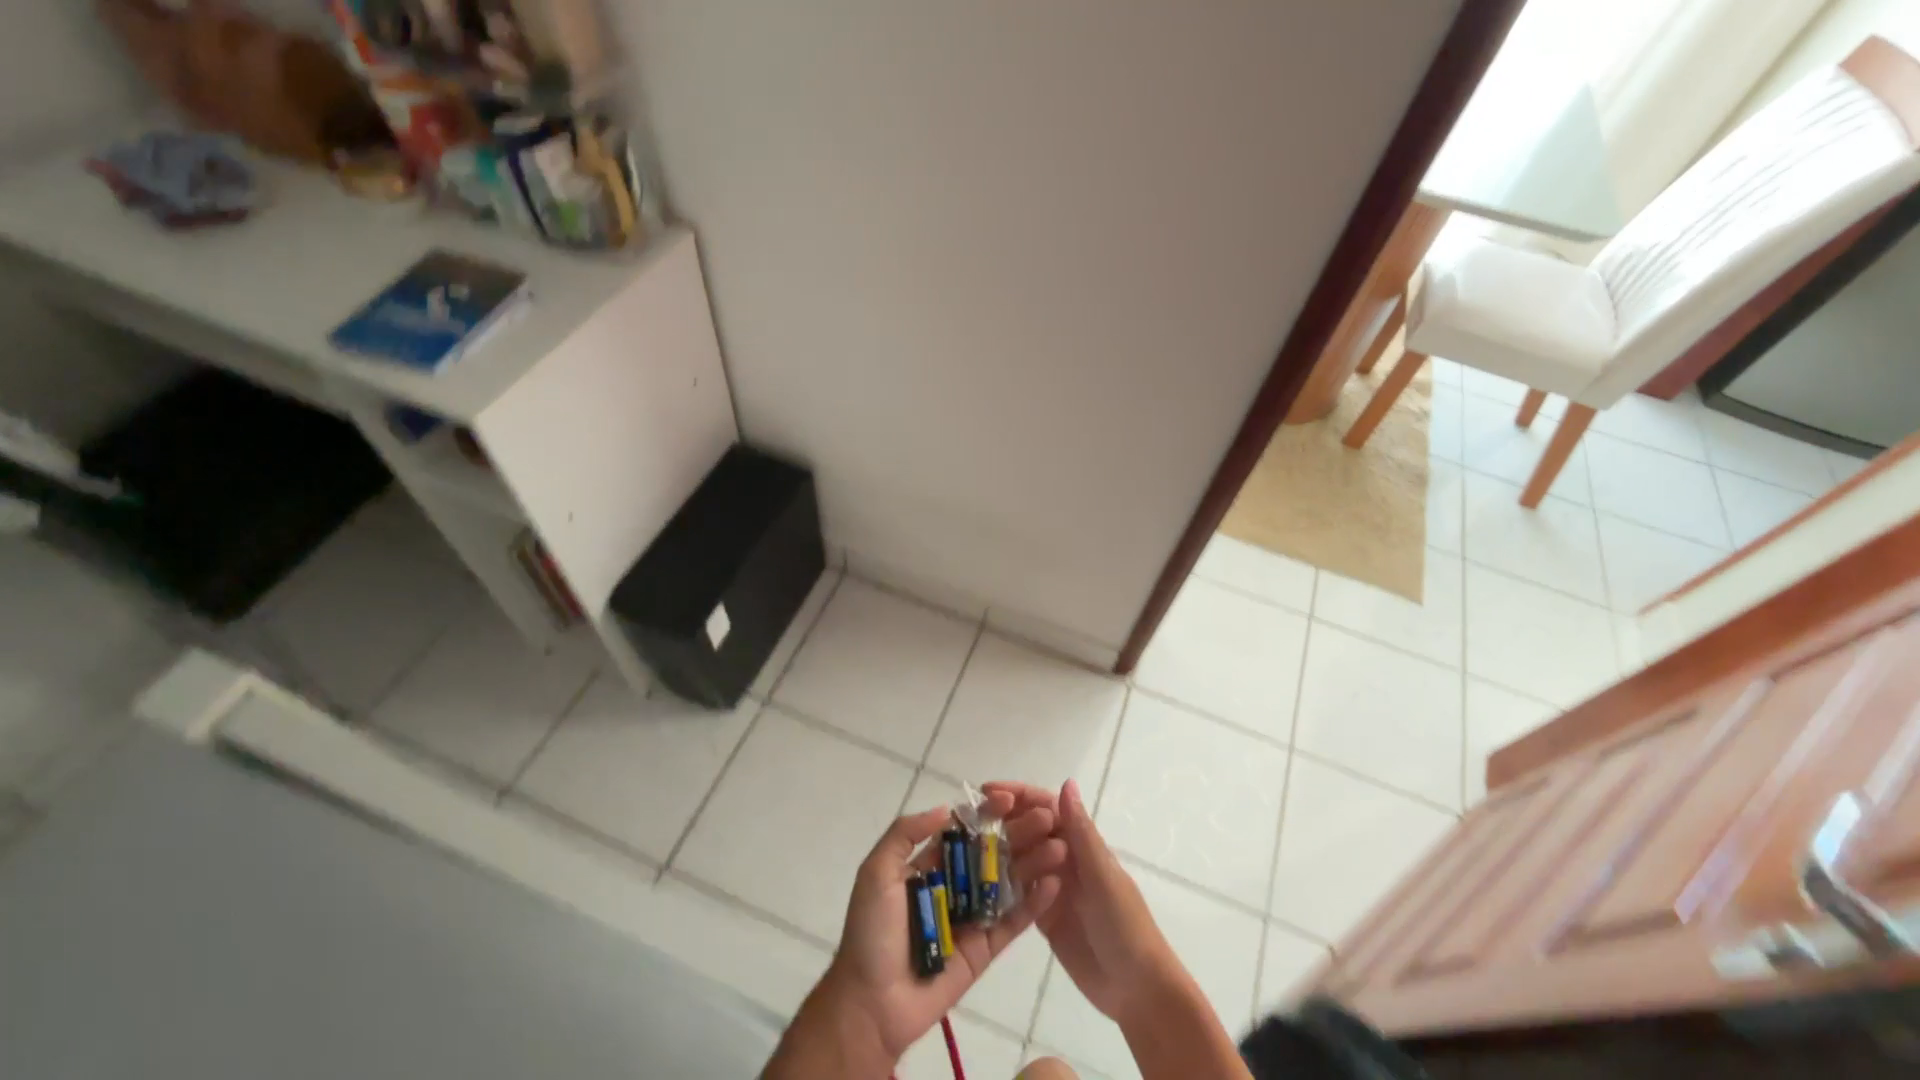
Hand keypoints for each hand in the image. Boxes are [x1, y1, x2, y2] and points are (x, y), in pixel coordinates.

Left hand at [817, 791, 1067, 1060]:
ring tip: (1061, 846)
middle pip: (992, 853)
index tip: (1010, 799)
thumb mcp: (876, 874)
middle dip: (1019, 833)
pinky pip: (1014, 921)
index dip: (987, 814)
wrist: (874, 1003)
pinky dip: (1035, 902)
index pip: (963, 831)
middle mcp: (954, 886)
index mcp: (928, 865)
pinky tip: (1055, 883)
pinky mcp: (987, 948)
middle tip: (1049, 818)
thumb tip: (947, 808)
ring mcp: (973, 916)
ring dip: (1034, 862)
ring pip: (1009, 883)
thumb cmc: (872, 933)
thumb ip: (904, 835)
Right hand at [991, 779, 1184, 1026]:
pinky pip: (1016, 893)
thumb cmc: (1125, 924)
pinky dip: (1001, 885)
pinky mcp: (1042, 916)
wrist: (1136, 987)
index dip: (1019, 796)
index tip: (987, 791)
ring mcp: (1052, 888)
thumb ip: (1081, 833)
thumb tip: (1066, 782)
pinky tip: (977, 883)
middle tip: (971, 824)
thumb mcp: (1102, 876)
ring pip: (1019, 859)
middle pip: (1029, 830)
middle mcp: (1065, 860)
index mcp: (1082, 844)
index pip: (1046, 807)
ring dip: (999, 852)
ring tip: (970, 853)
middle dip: (1003, 821)